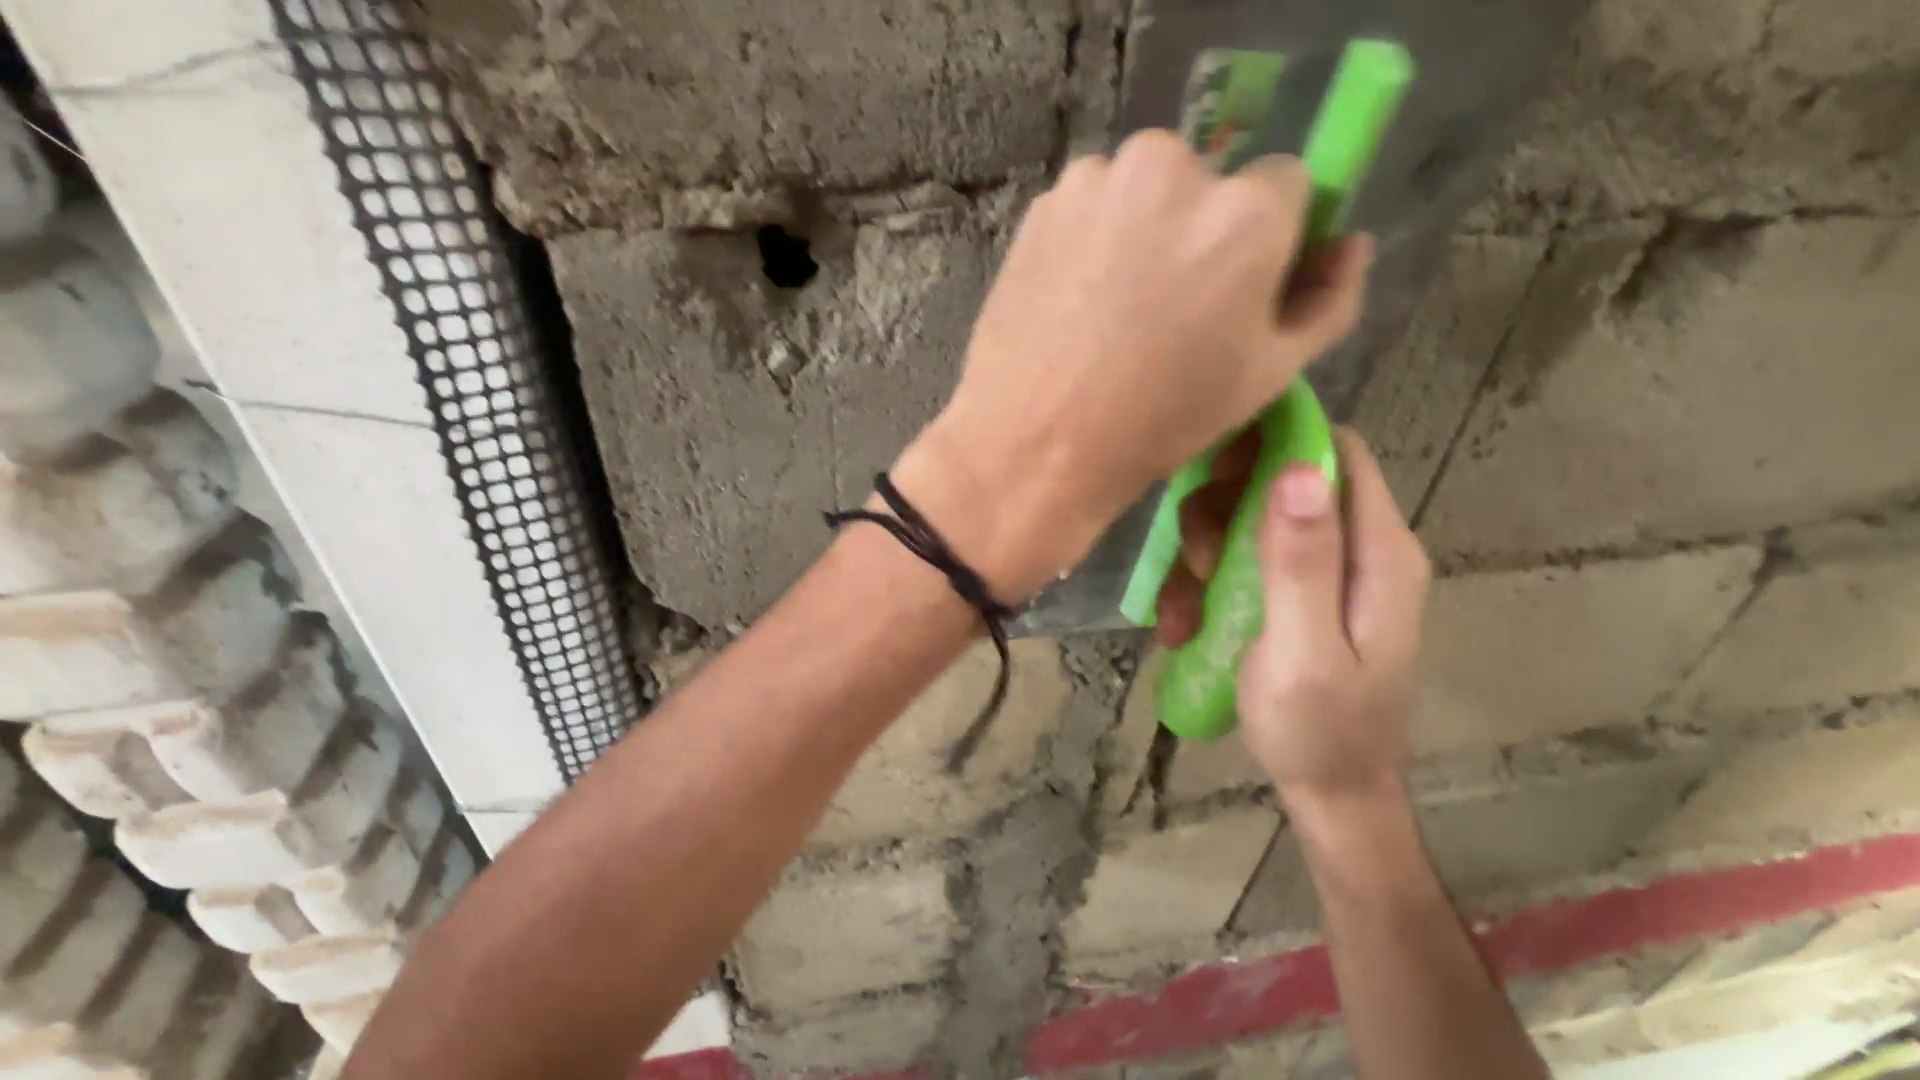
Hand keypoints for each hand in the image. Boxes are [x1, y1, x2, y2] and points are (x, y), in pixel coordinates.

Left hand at [893, 130, 1370, 600]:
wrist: (1036, 443)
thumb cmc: (1162, 418)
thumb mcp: (1269, 374)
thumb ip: (1328, 299)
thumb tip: (1351, 243)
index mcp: (1246, 210)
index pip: (1287, 183)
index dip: (1268, 236)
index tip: (1240, 285)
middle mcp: (1174, 167)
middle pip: (1212, 180)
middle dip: (1203, 228)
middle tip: (1172, 306)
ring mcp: (1099, 178)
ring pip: (1147, 188)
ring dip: (1145, 227)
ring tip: (1118, 308)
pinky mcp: (1044, 201)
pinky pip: (1092, 205)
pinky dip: (1095, 237)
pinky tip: (1079, 298)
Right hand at [1162, 428, 1429, 803]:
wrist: (1333, 795)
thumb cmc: (1317, 730)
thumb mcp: (1301, 651)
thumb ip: (1300, 563)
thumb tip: (1298, 468)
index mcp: (1379, 552)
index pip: (1334, 451)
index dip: (1270, 444)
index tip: (1210, 473)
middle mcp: (1364, 549)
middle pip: (1287, 482)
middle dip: (1226, 510)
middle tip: (1194, 560)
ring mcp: (1336, 573)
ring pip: (1258, 521)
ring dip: (1207, 553)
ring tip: (1180, 609)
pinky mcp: (1309, 595)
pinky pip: (1252, 561)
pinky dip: (1213, 583)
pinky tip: (1185, 625)